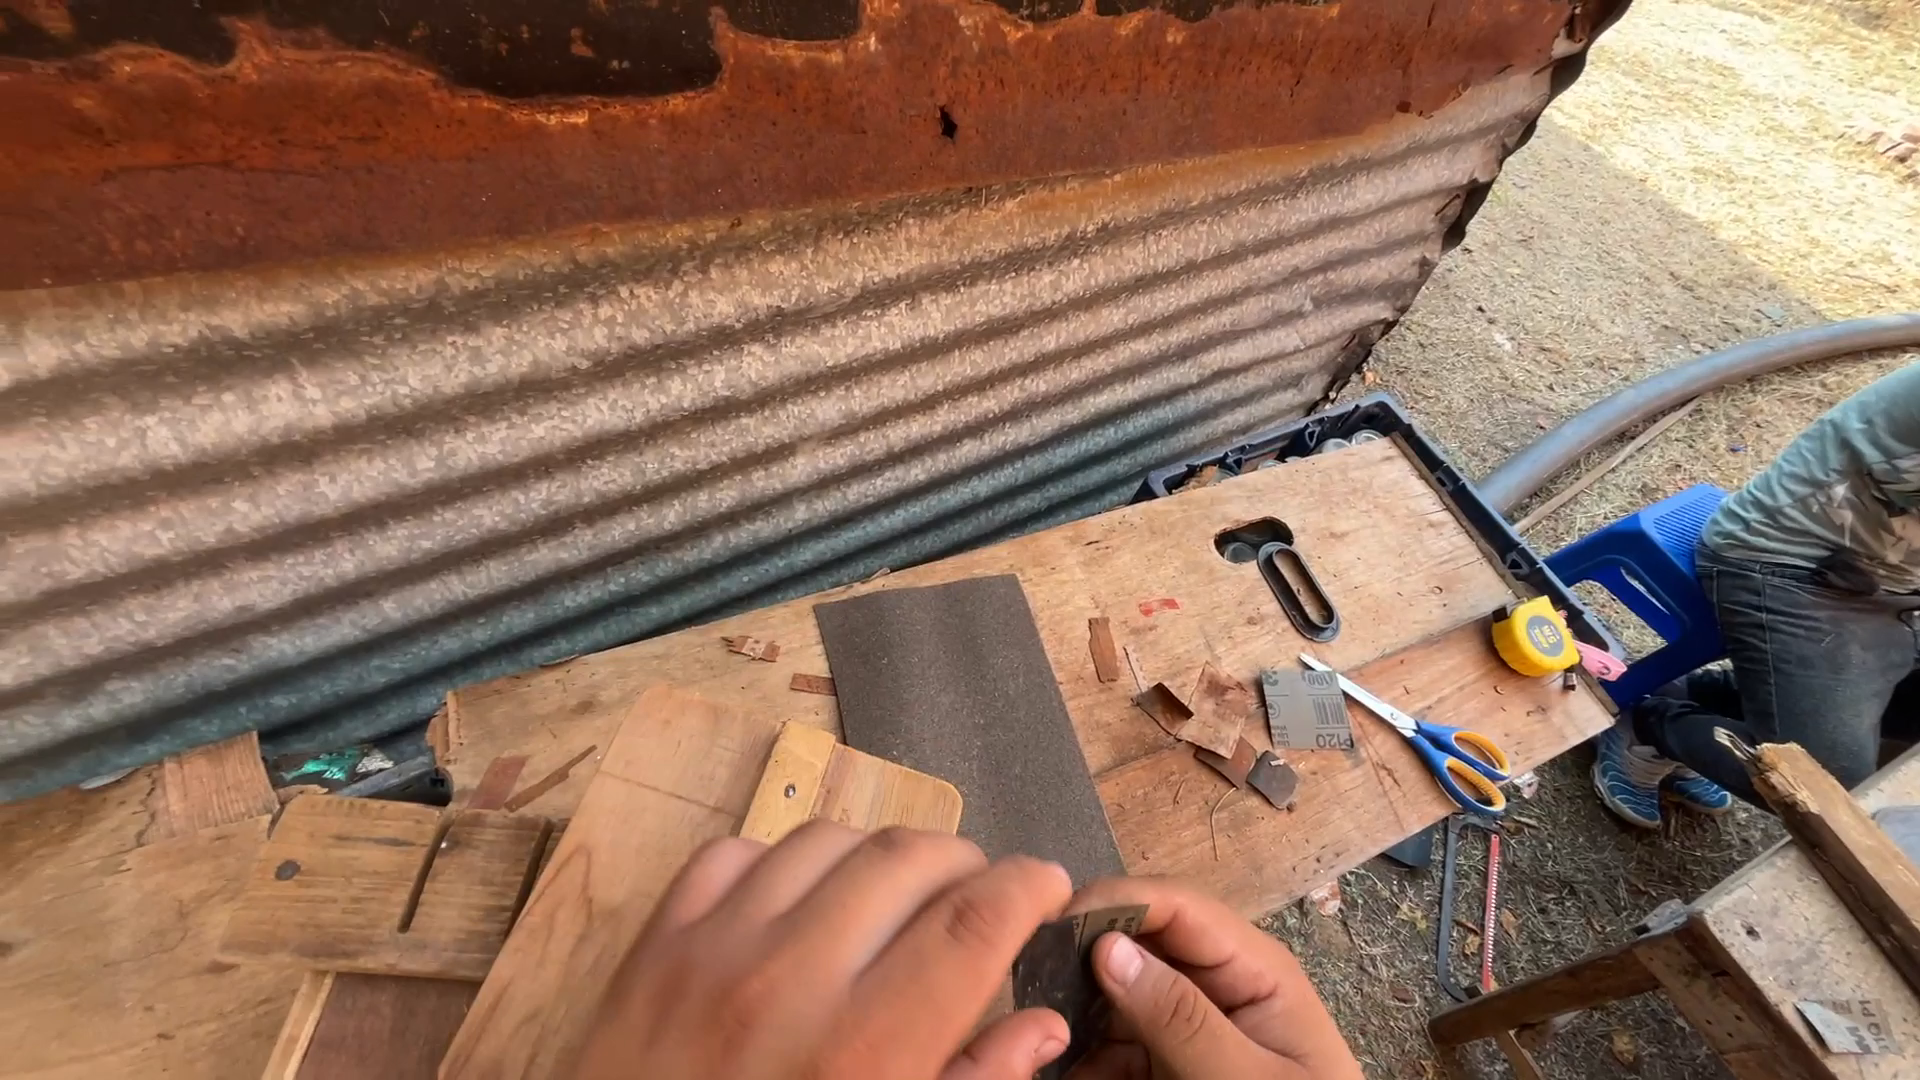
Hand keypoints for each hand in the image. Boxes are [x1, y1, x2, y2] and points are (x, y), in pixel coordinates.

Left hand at [572, 822, 1073, 1079]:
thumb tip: (1043, 1024)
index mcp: (860, 1055)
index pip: (970, 924)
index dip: (1026, 886)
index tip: (1047, 882)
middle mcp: (787, 982)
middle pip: (908, 857)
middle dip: (962, 860)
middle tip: (972, 892)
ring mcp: (711, 949)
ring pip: (829, 838)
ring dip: (876, 856)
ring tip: (887, 896)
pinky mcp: (657, 940)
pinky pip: (739, 850)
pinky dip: (783, 861)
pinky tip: (796, 902)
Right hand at [1066, 878, 1360, 1078]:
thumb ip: (1184, 1019)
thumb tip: (1107, 946)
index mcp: (1250, 964)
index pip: (1174, 904)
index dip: (1114, 901)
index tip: (1055, 926)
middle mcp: (1211, 978)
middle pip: (1136, 940)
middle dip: (1083, 955)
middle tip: (1035, 982)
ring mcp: (1184, 1018)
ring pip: (1112, 988)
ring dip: (1074, 1007)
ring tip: (1040, 1030)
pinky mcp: (1163, 1055)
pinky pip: (1111, 1036)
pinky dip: (1081, 1050)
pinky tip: (1056, 1062)